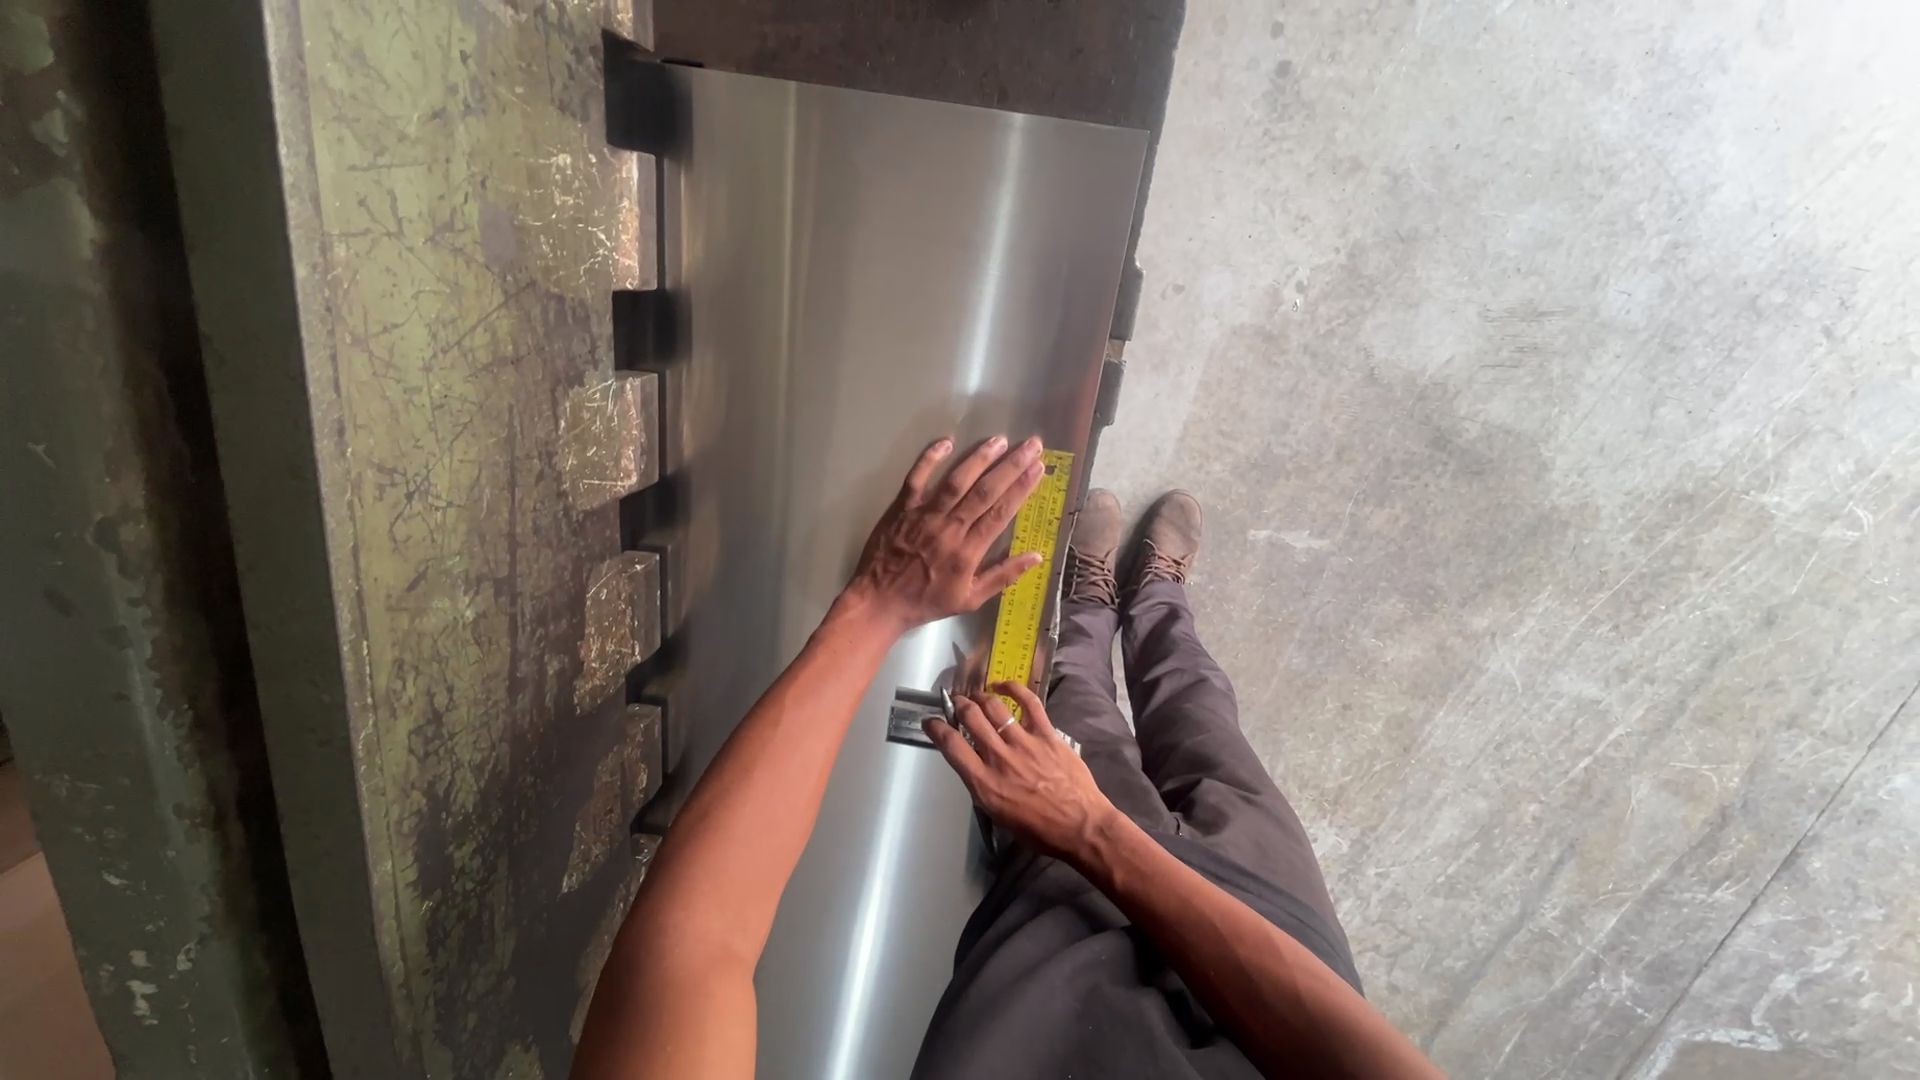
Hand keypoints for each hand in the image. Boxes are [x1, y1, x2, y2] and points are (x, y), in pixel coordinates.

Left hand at [843, 435, 1045, 631]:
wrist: (879, 602)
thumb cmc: (926, 602)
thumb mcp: (970, 599)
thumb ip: (1003, 576)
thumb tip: (1037, 556)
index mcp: (968, 552)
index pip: (1000, 513)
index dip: (1021, 488)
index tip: (1038, 468)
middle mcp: (949, 529)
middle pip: (985, 491)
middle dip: (1011, 466)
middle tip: (1031, 444)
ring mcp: (924, 515)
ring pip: (956, 481)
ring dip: (979, 458)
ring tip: (999, 440)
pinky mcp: (902, 508)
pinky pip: (917, 478)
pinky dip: (930, 459)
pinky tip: (946, 442)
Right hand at [924, 682, 1119, 860]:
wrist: (1081, 826)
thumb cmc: (1039, 830)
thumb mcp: (997, 815)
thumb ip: (982, 785)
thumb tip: (974, 764)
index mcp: (984, 783)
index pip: (951, 745)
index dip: (936, 727)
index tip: (931, 721)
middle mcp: (1000, 758)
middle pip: (970, 717)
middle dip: (958, 704)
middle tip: (955, 702)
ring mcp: (1024, 743)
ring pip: (994, 707)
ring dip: (980, 696)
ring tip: (976, 695)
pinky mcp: (1047, 734)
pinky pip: (1029, 703)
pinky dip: (1013, 688)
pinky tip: (1003, 685)